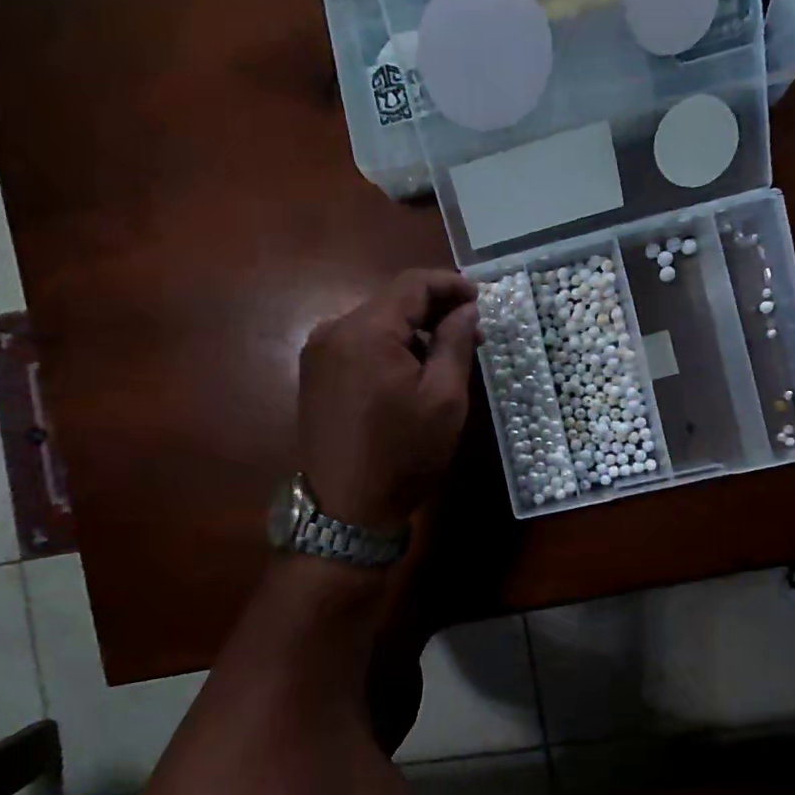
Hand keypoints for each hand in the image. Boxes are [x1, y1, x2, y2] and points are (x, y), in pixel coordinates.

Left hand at [298, 269, 481, 529]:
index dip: (450, 285)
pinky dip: (386, 349)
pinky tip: (406, 374)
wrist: (347, 509)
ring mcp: (317, 353)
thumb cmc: (403, 455)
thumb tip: (467, 308)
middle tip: (469, 335)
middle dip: (432, 312)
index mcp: (365, 331)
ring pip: (373, 324)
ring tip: (441, 359)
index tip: (480, 299)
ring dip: (409, 333)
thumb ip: (456, 343)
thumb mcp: (444, 400)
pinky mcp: (314, 375)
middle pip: (390, 302)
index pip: (411, 284)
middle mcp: (332, 331)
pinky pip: (356, 345)